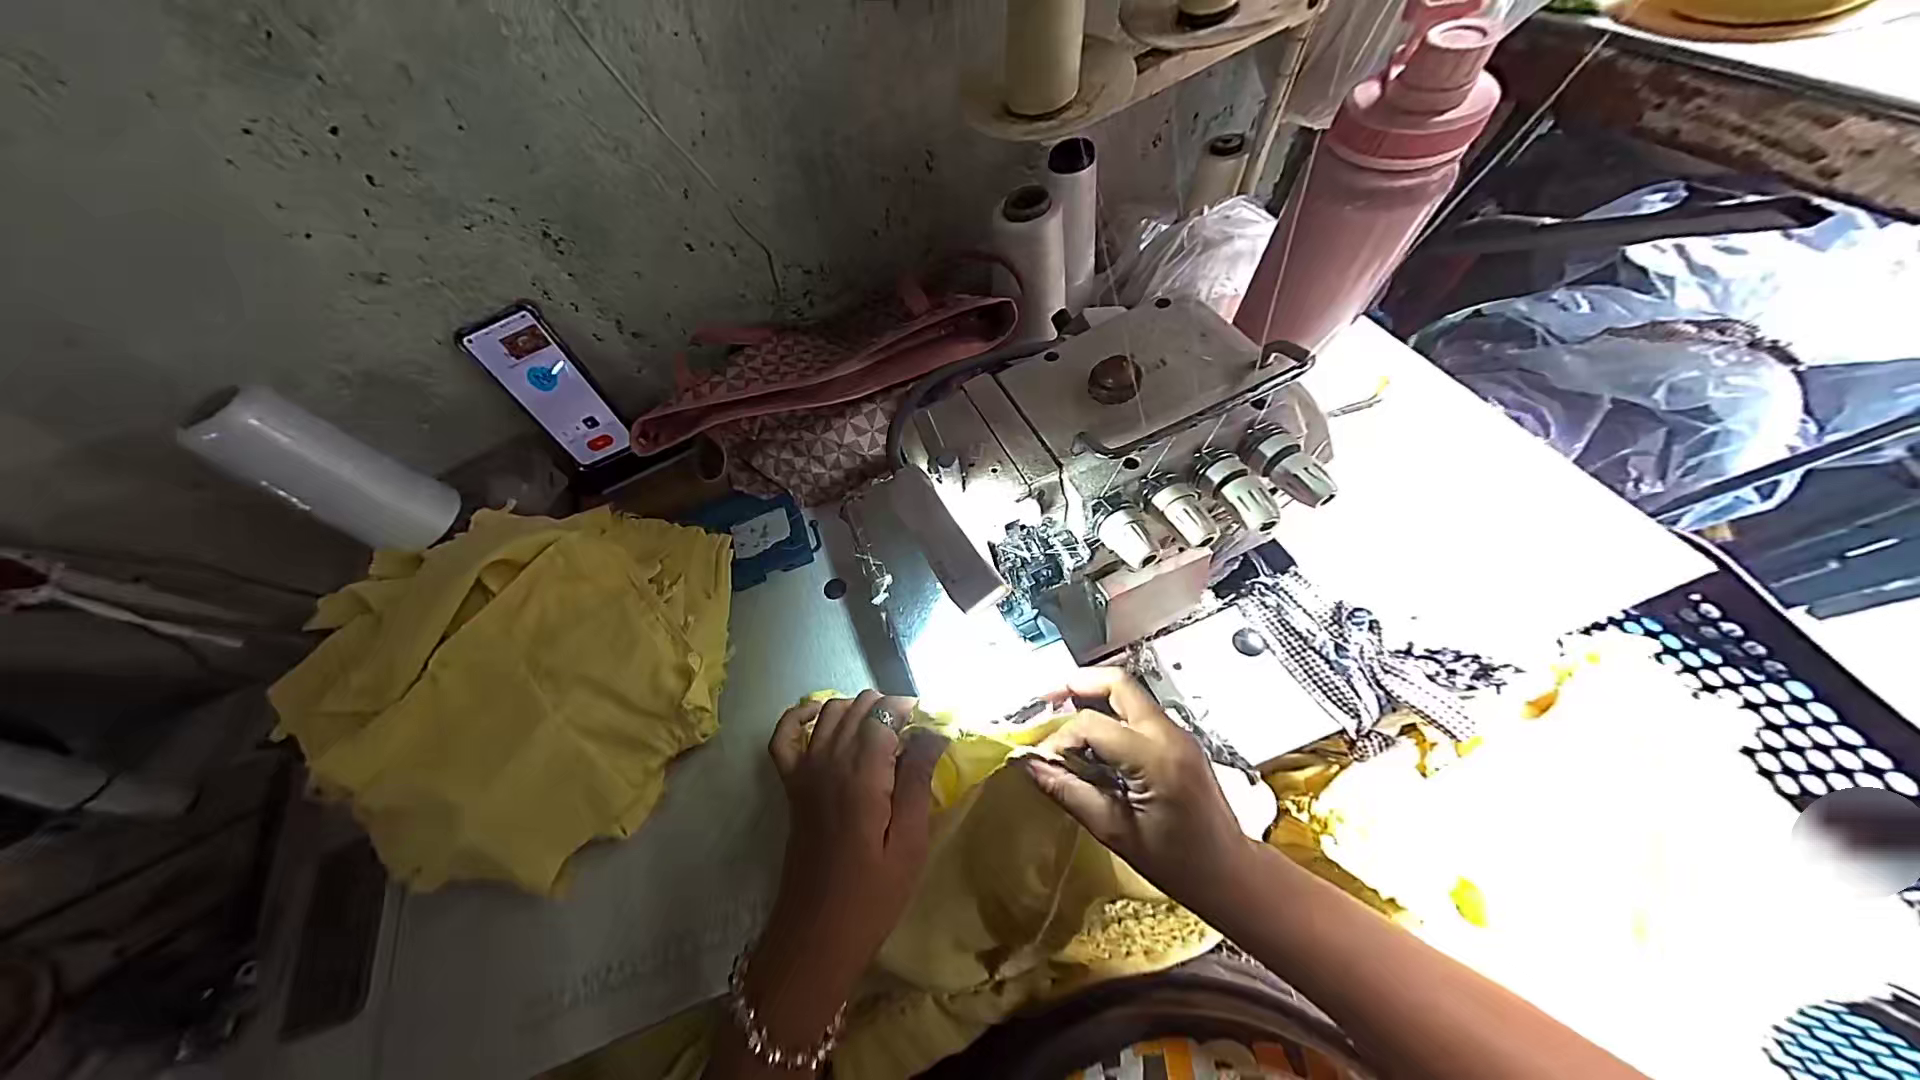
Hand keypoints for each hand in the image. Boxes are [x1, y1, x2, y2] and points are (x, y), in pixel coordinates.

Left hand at [711, 696, 944, 1078]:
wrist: (816, 935)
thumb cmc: (873, 895)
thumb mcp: (910, 842)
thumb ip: (918, 779)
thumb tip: (934, 731)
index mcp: (861, 774)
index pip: (884, 714)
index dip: (911, 710)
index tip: (932, 725)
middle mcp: (828, 761)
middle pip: (859, 707)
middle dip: (890, 709)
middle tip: (915, 734)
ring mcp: (804, 771)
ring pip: (829, 711)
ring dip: (858, 709)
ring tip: (884, 731)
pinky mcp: (791, 786)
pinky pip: (785, 735)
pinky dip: (802, 716)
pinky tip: (823, 716)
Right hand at [1018, 667, 1253, 903]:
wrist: (1230, 873)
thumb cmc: (1177, 863)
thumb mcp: (1115, 831)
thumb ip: (1070, 792)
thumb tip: (1033, 766)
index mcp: (1155, 758)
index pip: (1093, 724)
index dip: (1060, 738)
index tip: (1044, 760)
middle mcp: (1169, 734)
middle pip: (1118, 683)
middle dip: (1077, 684)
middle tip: (1046, 699)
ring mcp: (1178, 733)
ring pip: (1128, 693)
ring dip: (1094, 698)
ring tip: (1063, 718)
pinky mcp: (1179, 739)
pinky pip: (1138, 711)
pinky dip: (1110, 714)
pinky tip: (1093, 740)